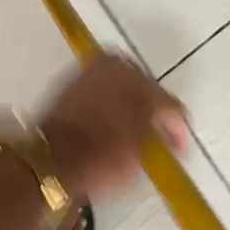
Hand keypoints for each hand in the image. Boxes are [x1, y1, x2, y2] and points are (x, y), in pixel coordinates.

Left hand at [37, 54, 189, 201]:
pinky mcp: (74, 78)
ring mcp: (94, 69)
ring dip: (132, 100)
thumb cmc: (99, 161)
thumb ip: (158, 142)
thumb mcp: (139, 160)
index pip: (171, 105)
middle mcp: (120, 68)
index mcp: (143, 87)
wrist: (50, 158)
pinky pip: (102, 84)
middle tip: (156, 133)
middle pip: (148, 87)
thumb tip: (165, 136)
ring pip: (124, 81)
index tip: (179, 148)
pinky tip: (109, 117)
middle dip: (154, 108)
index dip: (179, 129)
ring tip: (133, 125)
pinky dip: (110, 98)